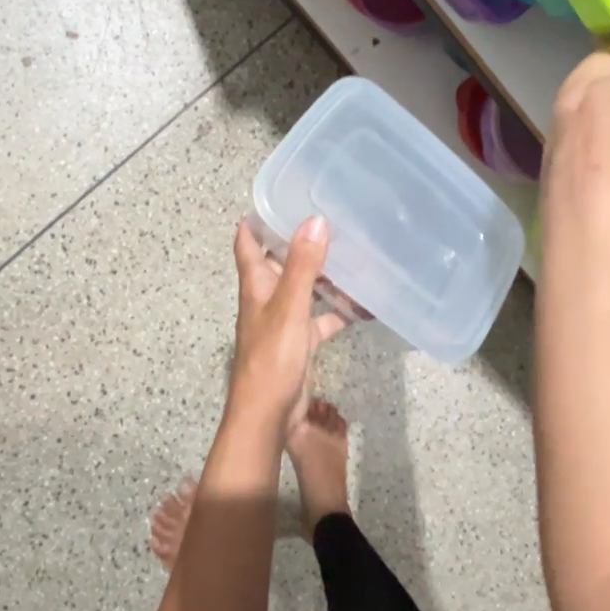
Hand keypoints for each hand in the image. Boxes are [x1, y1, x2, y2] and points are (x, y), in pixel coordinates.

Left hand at [229, 216, 350, 435]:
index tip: (277, 197)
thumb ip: (303, 265)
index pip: (248, 244)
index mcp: (256, 286)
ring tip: (351, 253)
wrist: (268, 414)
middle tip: (328, 218)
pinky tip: (361, 304)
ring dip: (321, 274)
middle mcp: (267, 299)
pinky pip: (320, 319)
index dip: (257, 220)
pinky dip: (337, 311)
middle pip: (278, 263)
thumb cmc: (272, 358)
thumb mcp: (289, 307)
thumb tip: (315, 220)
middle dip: (297, 242)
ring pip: (303, 289)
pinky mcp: (299, 343)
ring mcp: (284, 322)